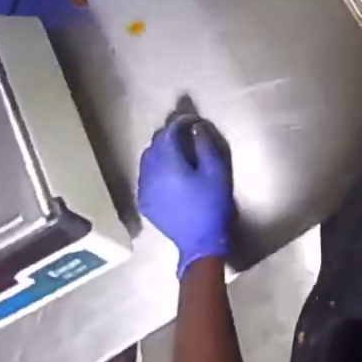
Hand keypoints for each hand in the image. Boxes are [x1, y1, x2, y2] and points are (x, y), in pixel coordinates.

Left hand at [138, 115, 232, 277]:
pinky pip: (146, 174)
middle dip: (171, 133)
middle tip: (188, 132)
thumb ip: (205, 144)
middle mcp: (150, 173)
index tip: (194, 121)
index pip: (170, 132)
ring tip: (179, 149)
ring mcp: (144, 188)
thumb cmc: (212, 204)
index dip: (182, 122)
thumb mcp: (217, 171)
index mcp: (169, 164)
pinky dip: (156, 165)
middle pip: (156, 142)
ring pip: (148, 157)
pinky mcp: (144, 200)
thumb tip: (196, 127)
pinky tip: (169, 170)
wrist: (200, 241)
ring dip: (162, 148)